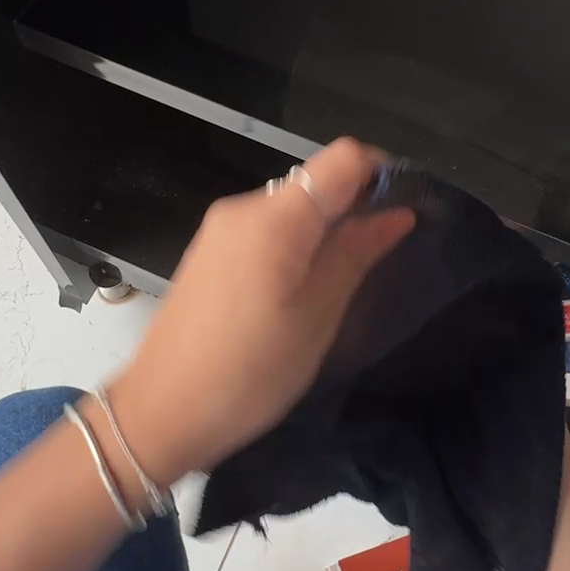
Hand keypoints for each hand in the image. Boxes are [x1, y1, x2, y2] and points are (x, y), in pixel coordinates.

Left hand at [105, 138, 415, 483]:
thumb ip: (357, 254)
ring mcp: (221, 228)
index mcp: (274, 218)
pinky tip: (307, 286)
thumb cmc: (248, 374)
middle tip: (386, 254)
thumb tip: (398, 213)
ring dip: (329, 228)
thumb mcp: (317, 317)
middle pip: (317, 180)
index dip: (384, 174)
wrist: (160, 412)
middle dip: (358, 206)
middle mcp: (244, 208)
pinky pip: (269, 228)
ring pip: (294, 205)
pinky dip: (299, 242)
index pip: (344, 158)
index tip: (409, 212)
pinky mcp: (211, 250)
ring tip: (349, 278)